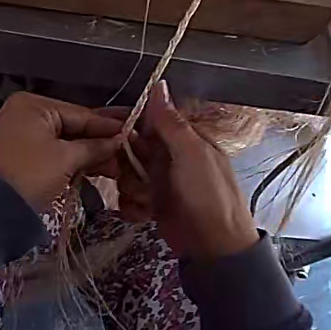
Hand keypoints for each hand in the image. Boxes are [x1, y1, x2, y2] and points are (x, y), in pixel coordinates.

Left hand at [0, 92, 130, 210]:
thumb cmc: (29, 174)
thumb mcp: (65, 159)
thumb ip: (95, 147)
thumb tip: (119, 141)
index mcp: (35, 105)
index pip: (82, 114)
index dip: (109, 128)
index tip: (134, 135)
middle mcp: (27, 115)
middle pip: (74, 128)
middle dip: (100, 144)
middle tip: (128, 156)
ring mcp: (23, 136)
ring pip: (66, 143)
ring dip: (89, 156)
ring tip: (116, 168)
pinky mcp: (22, 156)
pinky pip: (54, 154)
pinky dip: (73, 163)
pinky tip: (95, 171)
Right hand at [105, 82, 258, 259]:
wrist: (215, 246)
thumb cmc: (209, 194)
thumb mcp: (191, 153)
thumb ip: (170, 122)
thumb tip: (159, 83)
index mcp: (182, 139)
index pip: (146, 122)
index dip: (128, 127)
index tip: (115, 136)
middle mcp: (168, 157)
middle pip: (129, 149)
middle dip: (126, 163)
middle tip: (137, 175)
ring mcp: (159, 181)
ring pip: (125, 174)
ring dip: (130, 188)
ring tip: (147, 199)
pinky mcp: (151, 204)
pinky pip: (128, 199)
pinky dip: (132, 207)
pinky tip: (144, 213)